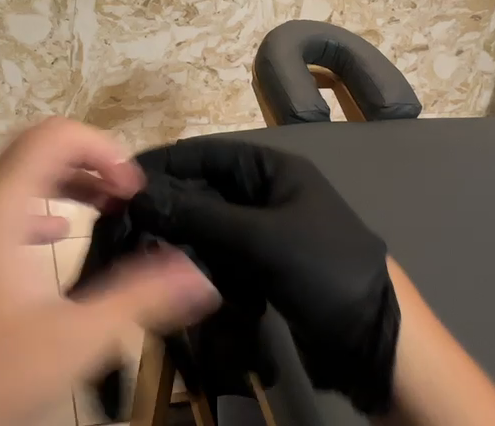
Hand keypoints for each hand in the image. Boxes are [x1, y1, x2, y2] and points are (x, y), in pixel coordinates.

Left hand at [0, 119, 219, 425]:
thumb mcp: (69, 340)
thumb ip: (138, 301)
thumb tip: (197, 276)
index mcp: (0, 203)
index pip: (55, 134)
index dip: (102, 148)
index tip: (134, 189)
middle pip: (37, 151)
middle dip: (89, 163)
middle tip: (127, 197)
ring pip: (18, 182)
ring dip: (66, 186)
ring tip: (106, 210)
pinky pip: (2, 213)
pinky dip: (39, 212)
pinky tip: (57, 242)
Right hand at [128, 136, 401, 413]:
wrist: (376, 342)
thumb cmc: (325, 270)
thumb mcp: (262, 240)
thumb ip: (201, 216)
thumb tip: (139, 195)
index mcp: (270, 168)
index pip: (203, 154)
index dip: (162, 165)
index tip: (118, 182)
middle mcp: (262, 193)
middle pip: (201, 190)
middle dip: (165, 206)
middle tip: (122, 225)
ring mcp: (262, 233)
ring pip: (205, 227)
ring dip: (177, 239)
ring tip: (140, 253)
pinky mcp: (261, 269)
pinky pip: (218, 258)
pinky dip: (196, 265)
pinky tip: (173, 278)